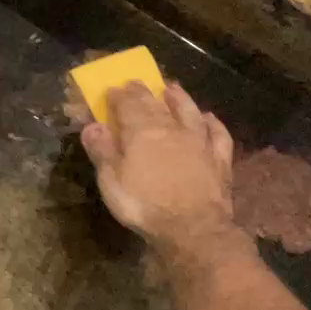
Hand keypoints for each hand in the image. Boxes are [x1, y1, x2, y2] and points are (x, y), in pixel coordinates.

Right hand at [80, 81, 245, 264]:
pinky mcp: (218, 158)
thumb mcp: (111, 180)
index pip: (128, 105)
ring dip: (179, 98)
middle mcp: (172, 129)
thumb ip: (102, 150)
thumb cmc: (142, 204)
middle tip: (136, 83)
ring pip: (188, 111)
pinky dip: (211, 122)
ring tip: (172, 88)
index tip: (111, 89)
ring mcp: (199, 141)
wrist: (191, 226)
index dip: (118, 96)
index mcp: (142, 132)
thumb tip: (92, 126)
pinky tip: (207, 117)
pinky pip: (216, 132)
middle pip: (156, 104)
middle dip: (143, 92)